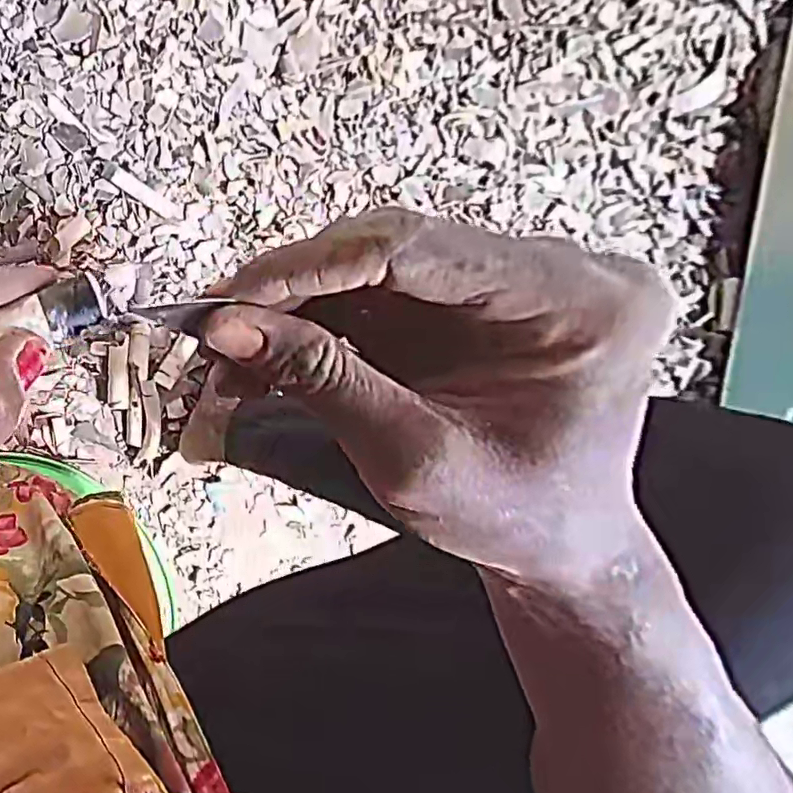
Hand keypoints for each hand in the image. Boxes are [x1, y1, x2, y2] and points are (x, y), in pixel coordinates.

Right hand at [202, 209, 676, 582]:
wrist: (548, 544)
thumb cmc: (510, 513)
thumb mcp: (408, 455)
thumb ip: (319, 380)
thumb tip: (230, 327)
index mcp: (574, 300)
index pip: (412, 248)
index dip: (306, 267)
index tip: (230, 299)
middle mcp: (541, 274)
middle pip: (379, 250)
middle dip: (285, 289)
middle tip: (218, 327)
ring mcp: (491, 287)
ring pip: (356, 270)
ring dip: (284, 310)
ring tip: (232, 355)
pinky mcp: (449, 308)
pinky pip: (356, 298)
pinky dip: (300, 326)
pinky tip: (264, 357)